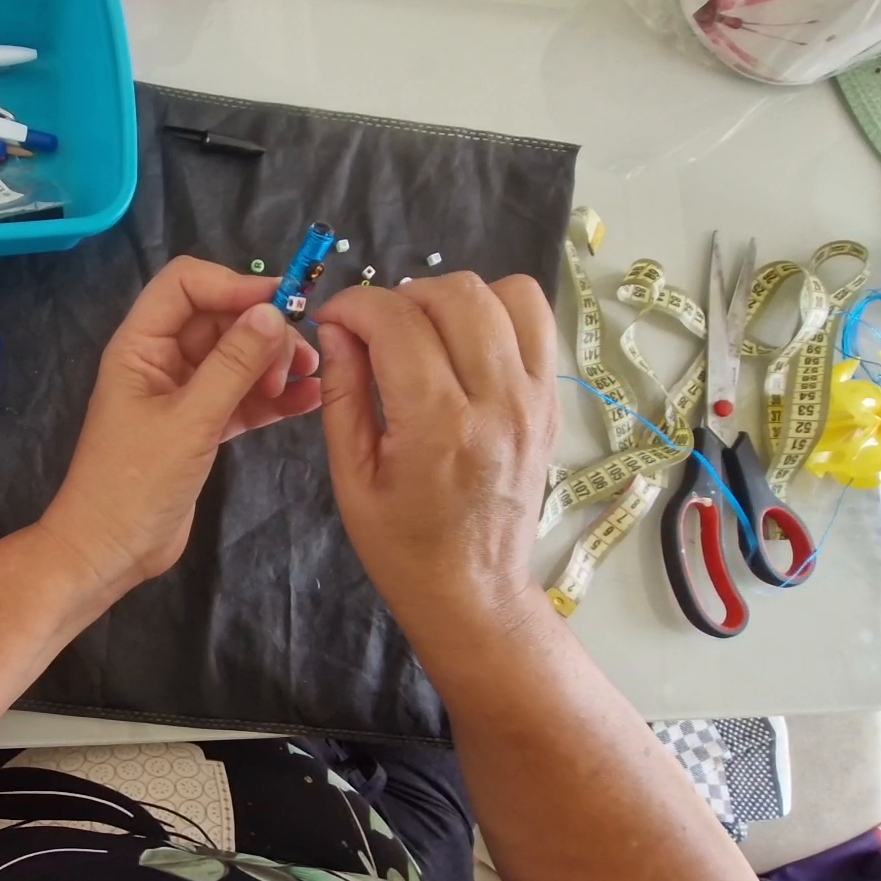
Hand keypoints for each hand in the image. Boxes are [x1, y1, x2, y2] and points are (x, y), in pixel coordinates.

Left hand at [40, 256, 322, 593]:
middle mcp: (161, 362)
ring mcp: (182, 395)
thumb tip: (272, 312)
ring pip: (235, 359)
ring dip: (274, 363)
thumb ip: (232, 365)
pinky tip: (309, 401)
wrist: (112, 549)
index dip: (233, 285)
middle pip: (219, 320)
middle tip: (297, 362)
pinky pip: (241, 399)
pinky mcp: (200, 428)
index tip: (281, 306)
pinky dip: (271, 398)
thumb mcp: (189, 420)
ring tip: (309, 381)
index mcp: (141, 346)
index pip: (185, 285)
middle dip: (262, 332)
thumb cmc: (136, 482)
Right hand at [313, 272, 558, 627]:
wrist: (471, 587)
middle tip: (370, 332)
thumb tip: (335, 331)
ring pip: (505, 293)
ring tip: (419, 333)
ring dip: (450, 300)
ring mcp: (534, 396)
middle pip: (455, 295)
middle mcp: (497, 399)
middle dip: (398, 297)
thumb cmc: (399, 543)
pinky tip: (460, 346)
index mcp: (437, 425)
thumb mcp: (351, 476)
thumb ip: (343, 395)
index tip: (330, 320)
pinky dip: (493, 314)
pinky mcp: (550, 400)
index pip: (396, 323)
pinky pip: (535, 320)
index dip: (354, 305)